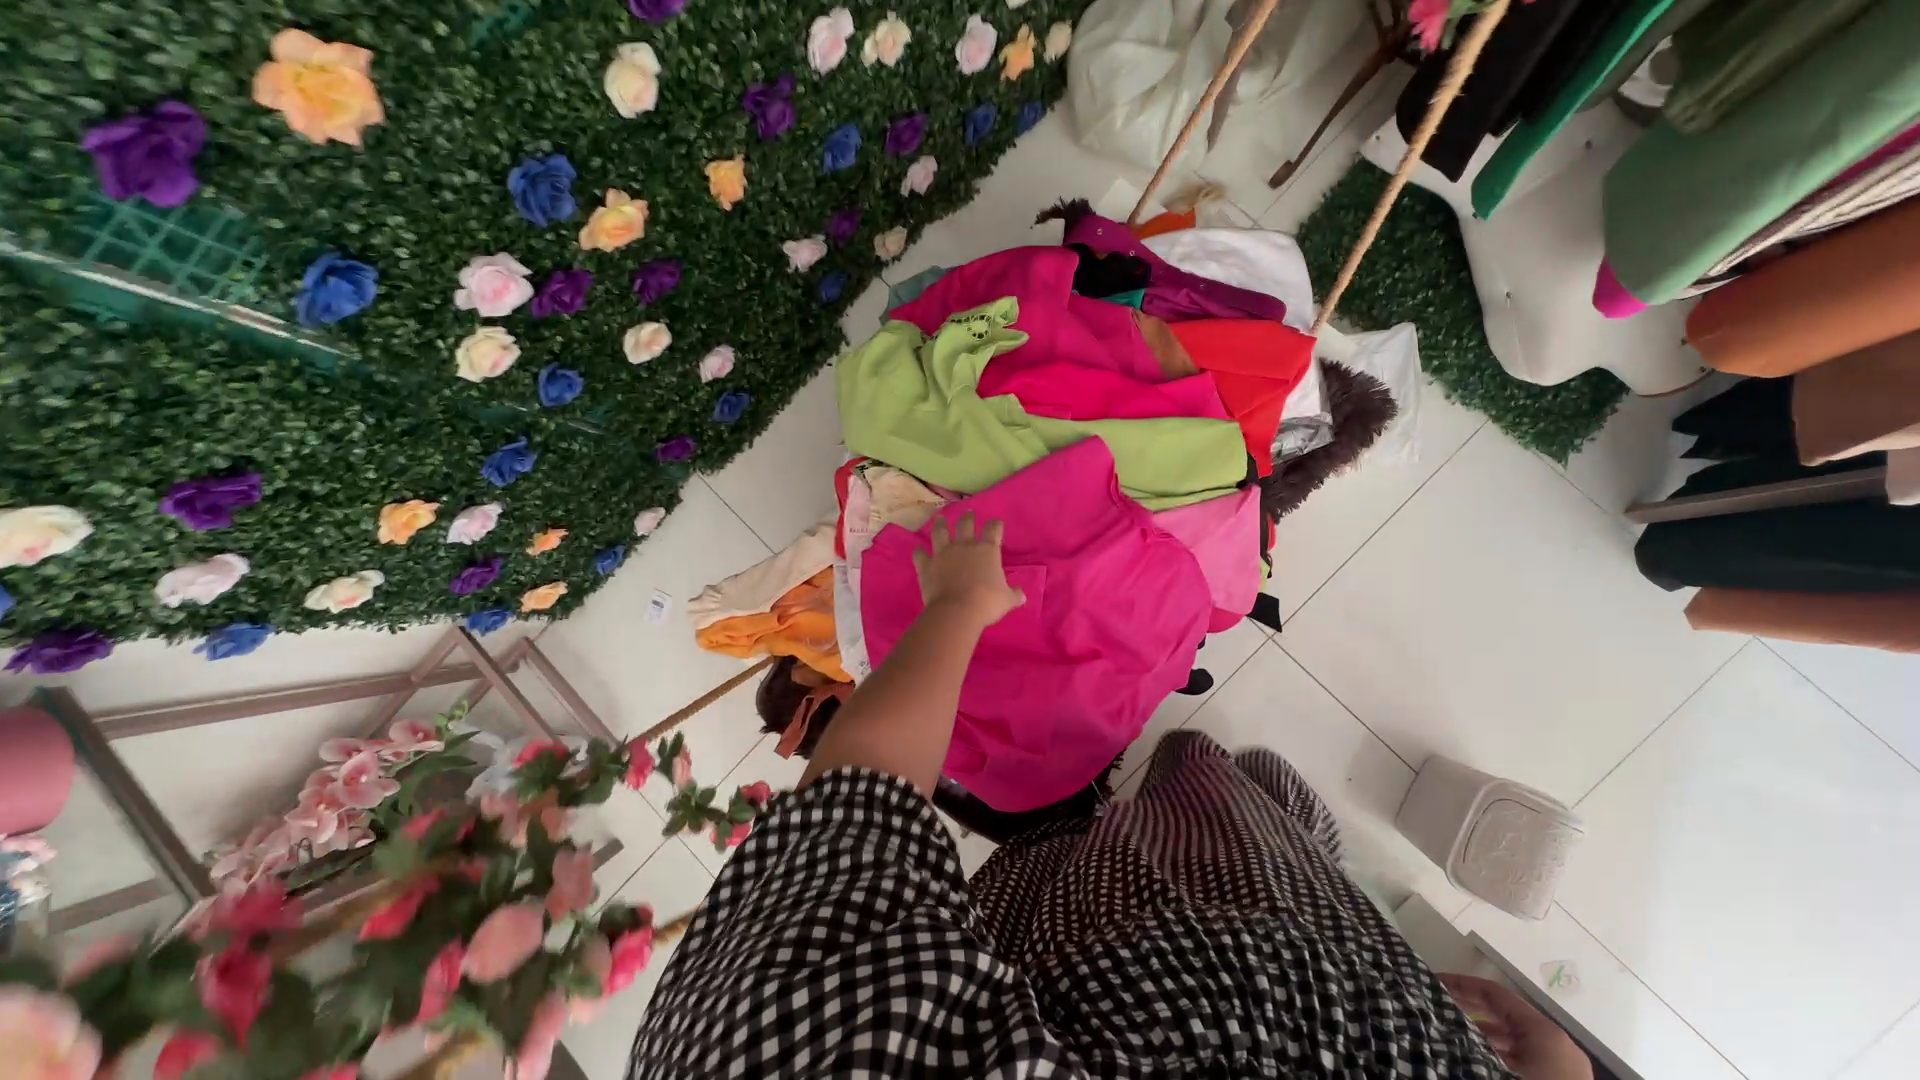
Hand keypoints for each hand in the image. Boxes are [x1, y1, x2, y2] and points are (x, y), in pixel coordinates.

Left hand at [912, 512, 1025, 628]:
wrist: (956, 610)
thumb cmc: (986, 602)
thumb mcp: (1007, 600)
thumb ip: (1014, 595)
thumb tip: (1022, 595)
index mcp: (987, 550)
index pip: (993, 529)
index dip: (995, 525)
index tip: (996, 524)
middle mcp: (964, 546)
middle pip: (966, 523)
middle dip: (969, 517)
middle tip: (969, 512)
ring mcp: (943, 553)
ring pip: (940, 532)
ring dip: (941, 524)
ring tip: (941, 519)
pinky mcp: (927, 565)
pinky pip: (920, 555)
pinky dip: (919, 552)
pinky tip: (918, 550)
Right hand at [1439, 974, 1592, 1079]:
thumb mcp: (1492, 1069)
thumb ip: (1465, 1048)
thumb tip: (1431, 1033)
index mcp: (1545, 1033)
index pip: (1497, 995)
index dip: (1462, 985)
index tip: (1433, 983)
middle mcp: (1560, 1045)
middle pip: (1509, 1015)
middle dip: (1472, 1008)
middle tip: (1438, 1006)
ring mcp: (1567, 1068)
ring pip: (1520, 1039)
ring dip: (1487, 1034)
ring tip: (1454, 1035)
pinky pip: (1531, 1059)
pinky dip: (1504, 1054)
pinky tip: (1483, 1061)